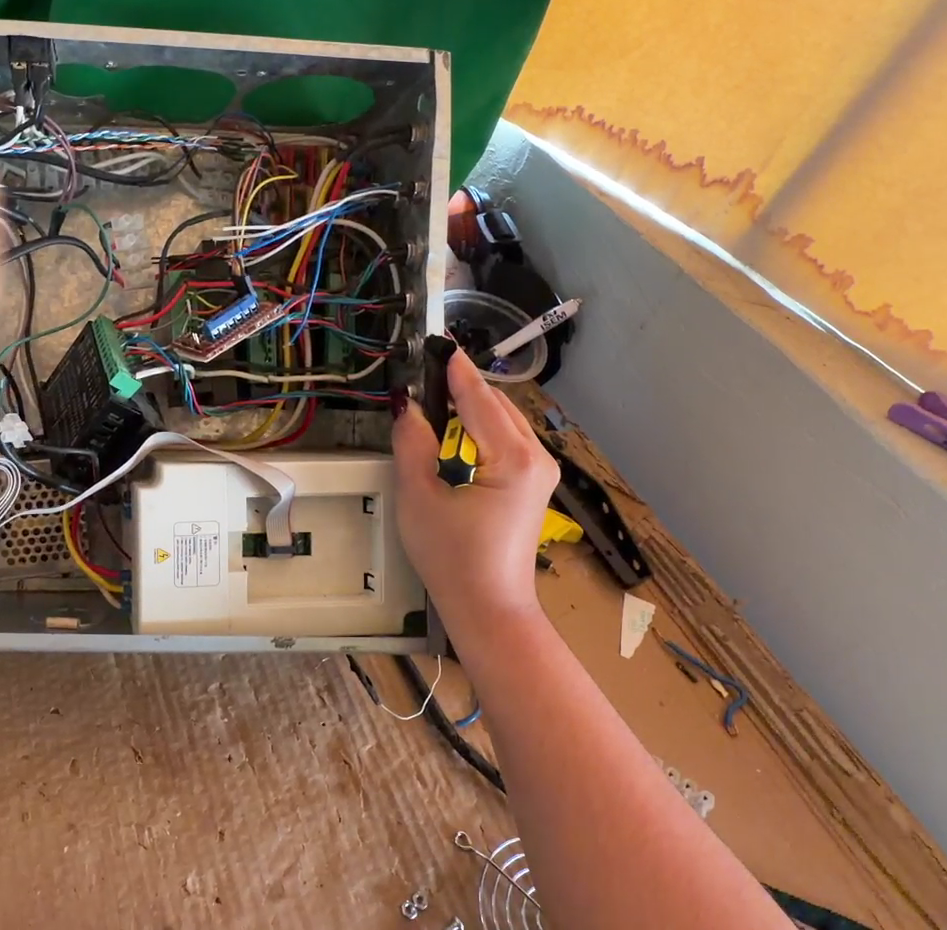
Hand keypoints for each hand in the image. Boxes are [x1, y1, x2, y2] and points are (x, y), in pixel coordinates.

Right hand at [391, 352, 559, 633]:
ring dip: (469, 409)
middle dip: (460, 387)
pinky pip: (506, 439)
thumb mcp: (418, 496)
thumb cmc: (451, 556)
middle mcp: (536, 456)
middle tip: (422, 375)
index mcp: (511, 457)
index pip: (477, 398)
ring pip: (502, 420)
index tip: (434, 341)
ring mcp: (540, 470)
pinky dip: (479, 429)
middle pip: (495, 404)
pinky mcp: (534, 482)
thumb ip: (412, 442)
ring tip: (432, 404)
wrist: (488, 606)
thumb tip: (407, 405)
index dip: (453, 369)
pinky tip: (454, 436)